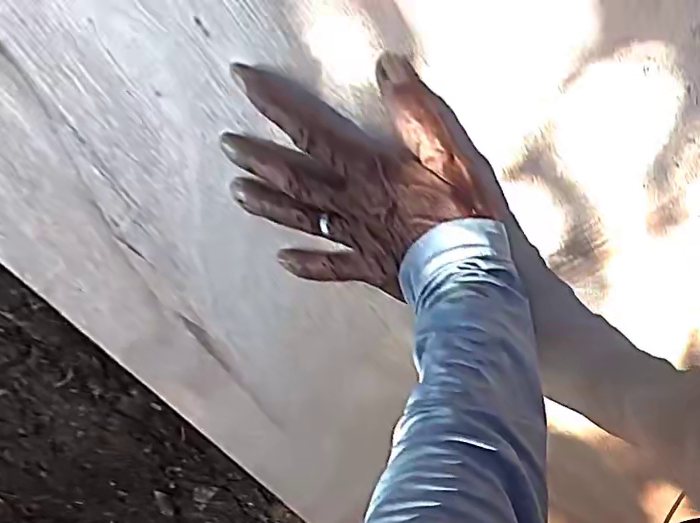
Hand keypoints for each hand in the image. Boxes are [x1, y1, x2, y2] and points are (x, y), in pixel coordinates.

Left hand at [221, 54, 498, 298]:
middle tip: (231, 147)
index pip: (311, 132)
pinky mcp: (374, 269)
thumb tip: (389, 68)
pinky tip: (285, 260)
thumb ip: (417, 113)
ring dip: (270, 204)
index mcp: (367, 173)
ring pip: (305, 217)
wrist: (468, 275)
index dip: (275, 104)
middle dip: (260, 158)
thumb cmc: (463, 220)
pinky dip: (308, 264)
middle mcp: (354, 204)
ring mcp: (361, 239)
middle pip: (296, 178)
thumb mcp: (449, 159)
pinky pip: (334, 267)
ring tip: (240, 192)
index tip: (244, 83)